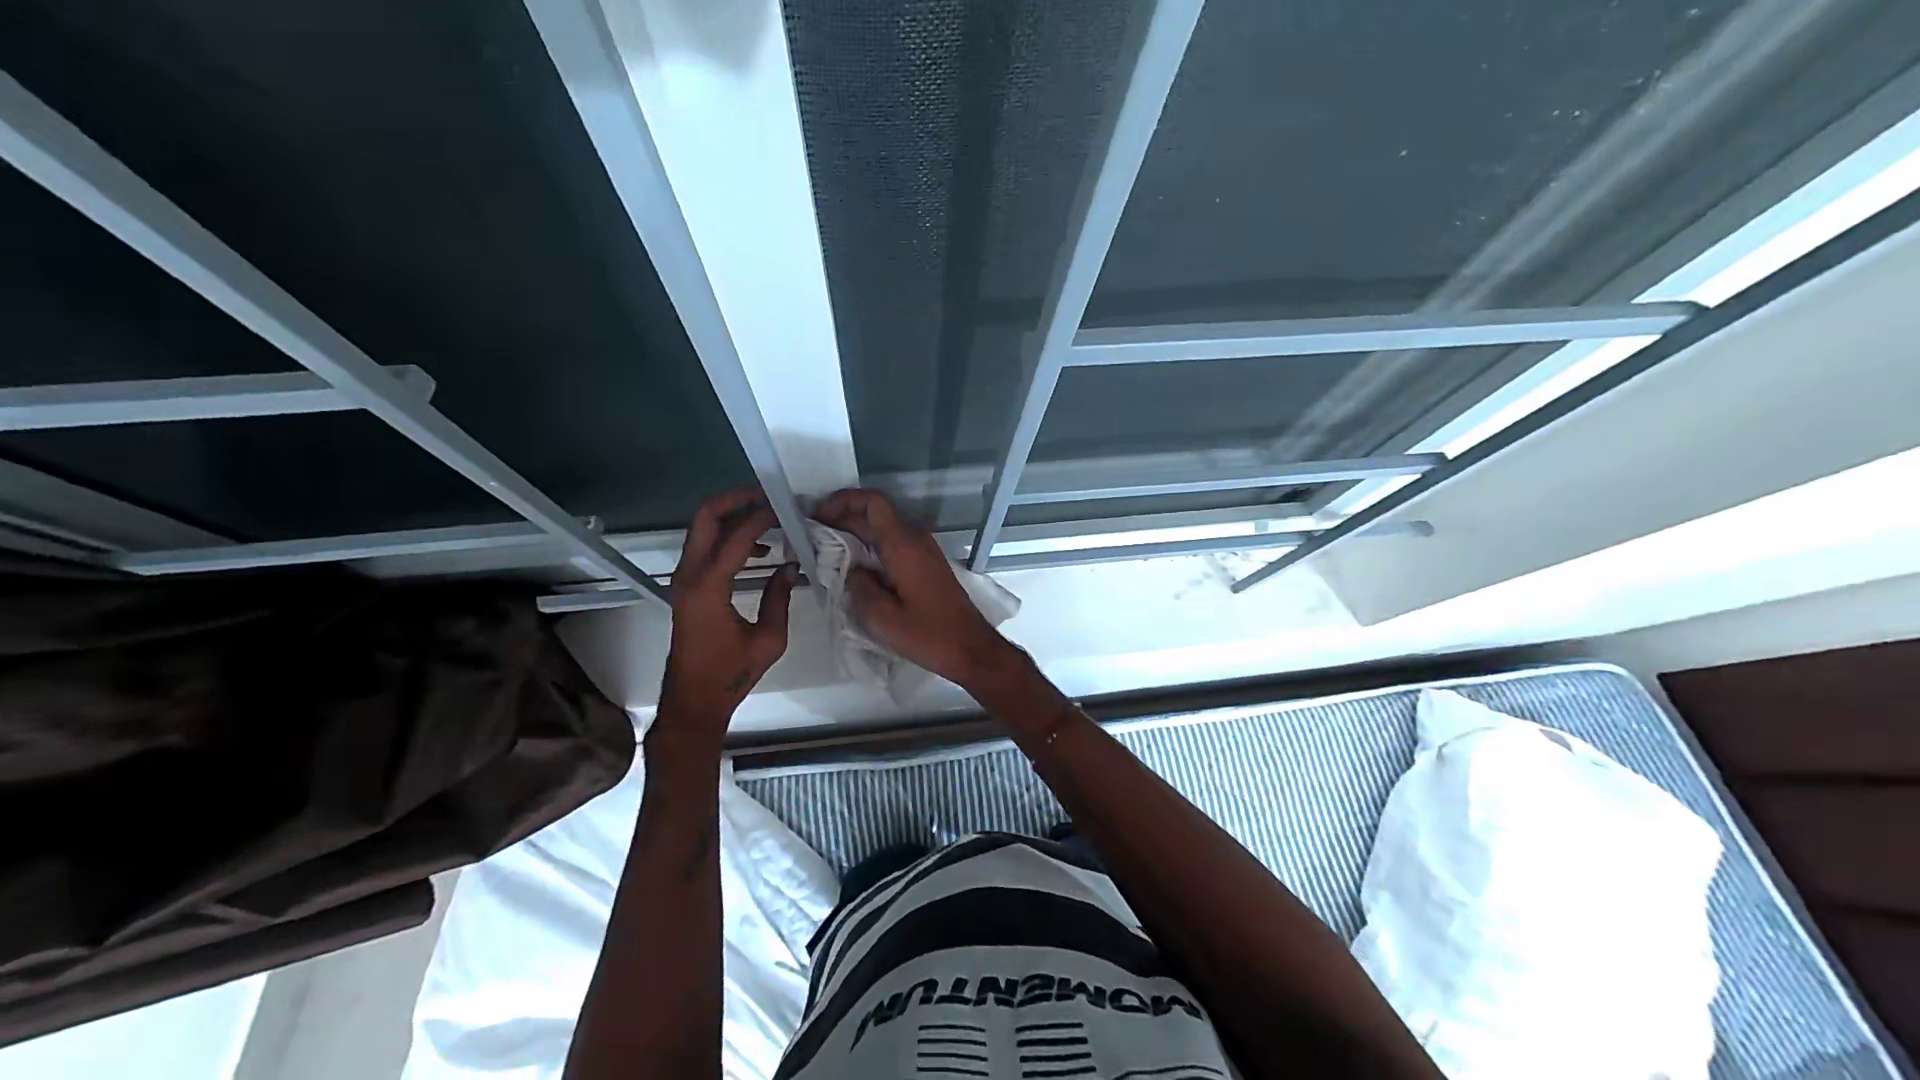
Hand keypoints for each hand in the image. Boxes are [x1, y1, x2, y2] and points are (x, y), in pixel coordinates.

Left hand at [657, 489, 795, 748]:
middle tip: (769, 497)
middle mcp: (689, 576)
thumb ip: (779, 598)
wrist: (694, 698)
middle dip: (737, 500)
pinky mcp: (686, 587)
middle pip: (706, 517)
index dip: (762, 517)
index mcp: (709, 587)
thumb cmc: (731, 674)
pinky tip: (758, 550)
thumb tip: (791, 567)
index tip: (786, 507)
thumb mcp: (769, 639)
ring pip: (702, 529)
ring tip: (769, 518)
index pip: (736, 537)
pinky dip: (728, 537)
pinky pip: (704, 547)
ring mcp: (683, 579)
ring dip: (733, 517)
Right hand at [814, 488, 1022, 689]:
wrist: (971, 648)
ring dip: (855, 532)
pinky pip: (893, 544)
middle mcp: (915, 539)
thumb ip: (859, 587)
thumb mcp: (882, 618)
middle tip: (812, 534)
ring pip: (884, 528)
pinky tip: (853, 566)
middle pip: (875, 514)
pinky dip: (870, 546)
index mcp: (903, 546)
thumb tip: (851, 570)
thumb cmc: (929, 635)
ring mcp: (923, 550)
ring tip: (826, 549)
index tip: (818, 515)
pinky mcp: (926, 564)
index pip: (872, 503)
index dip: (842, 501)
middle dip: (842, 518)